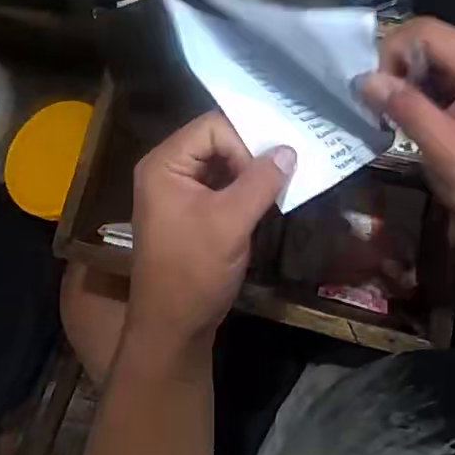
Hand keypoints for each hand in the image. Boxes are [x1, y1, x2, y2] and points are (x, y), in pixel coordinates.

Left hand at [129, 111, 294, 347]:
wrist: (174, 327)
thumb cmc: (194, 271)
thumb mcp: (230, 223)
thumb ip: (261, 181)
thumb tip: (290, 149)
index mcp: (165, 164)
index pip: (212, 127)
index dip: (244, 142)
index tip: (268, 170)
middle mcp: (168, 170)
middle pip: (217, 141)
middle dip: (252, 153)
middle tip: (285, 168)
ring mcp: (180, 191)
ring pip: (224, 163)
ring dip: (253, 172)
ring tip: (284, 181)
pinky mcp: (194, 210)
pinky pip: (224, 185)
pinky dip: (247, 188)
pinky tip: (270, 199)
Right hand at [359, 17, 454, 235]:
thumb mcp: (448, 152)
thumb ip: (408, 111)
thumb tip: (365, 80)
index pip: (426, 32)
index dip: (392, 53)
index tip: (377, 92)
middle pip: (426, 41)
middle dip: (395, 69)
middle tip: (381, 108)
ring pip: (427, 59)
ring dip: (403, 83)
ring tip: (392, 118)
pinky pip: (436, 78)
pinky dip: (416, 94)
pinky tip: (410, 120)